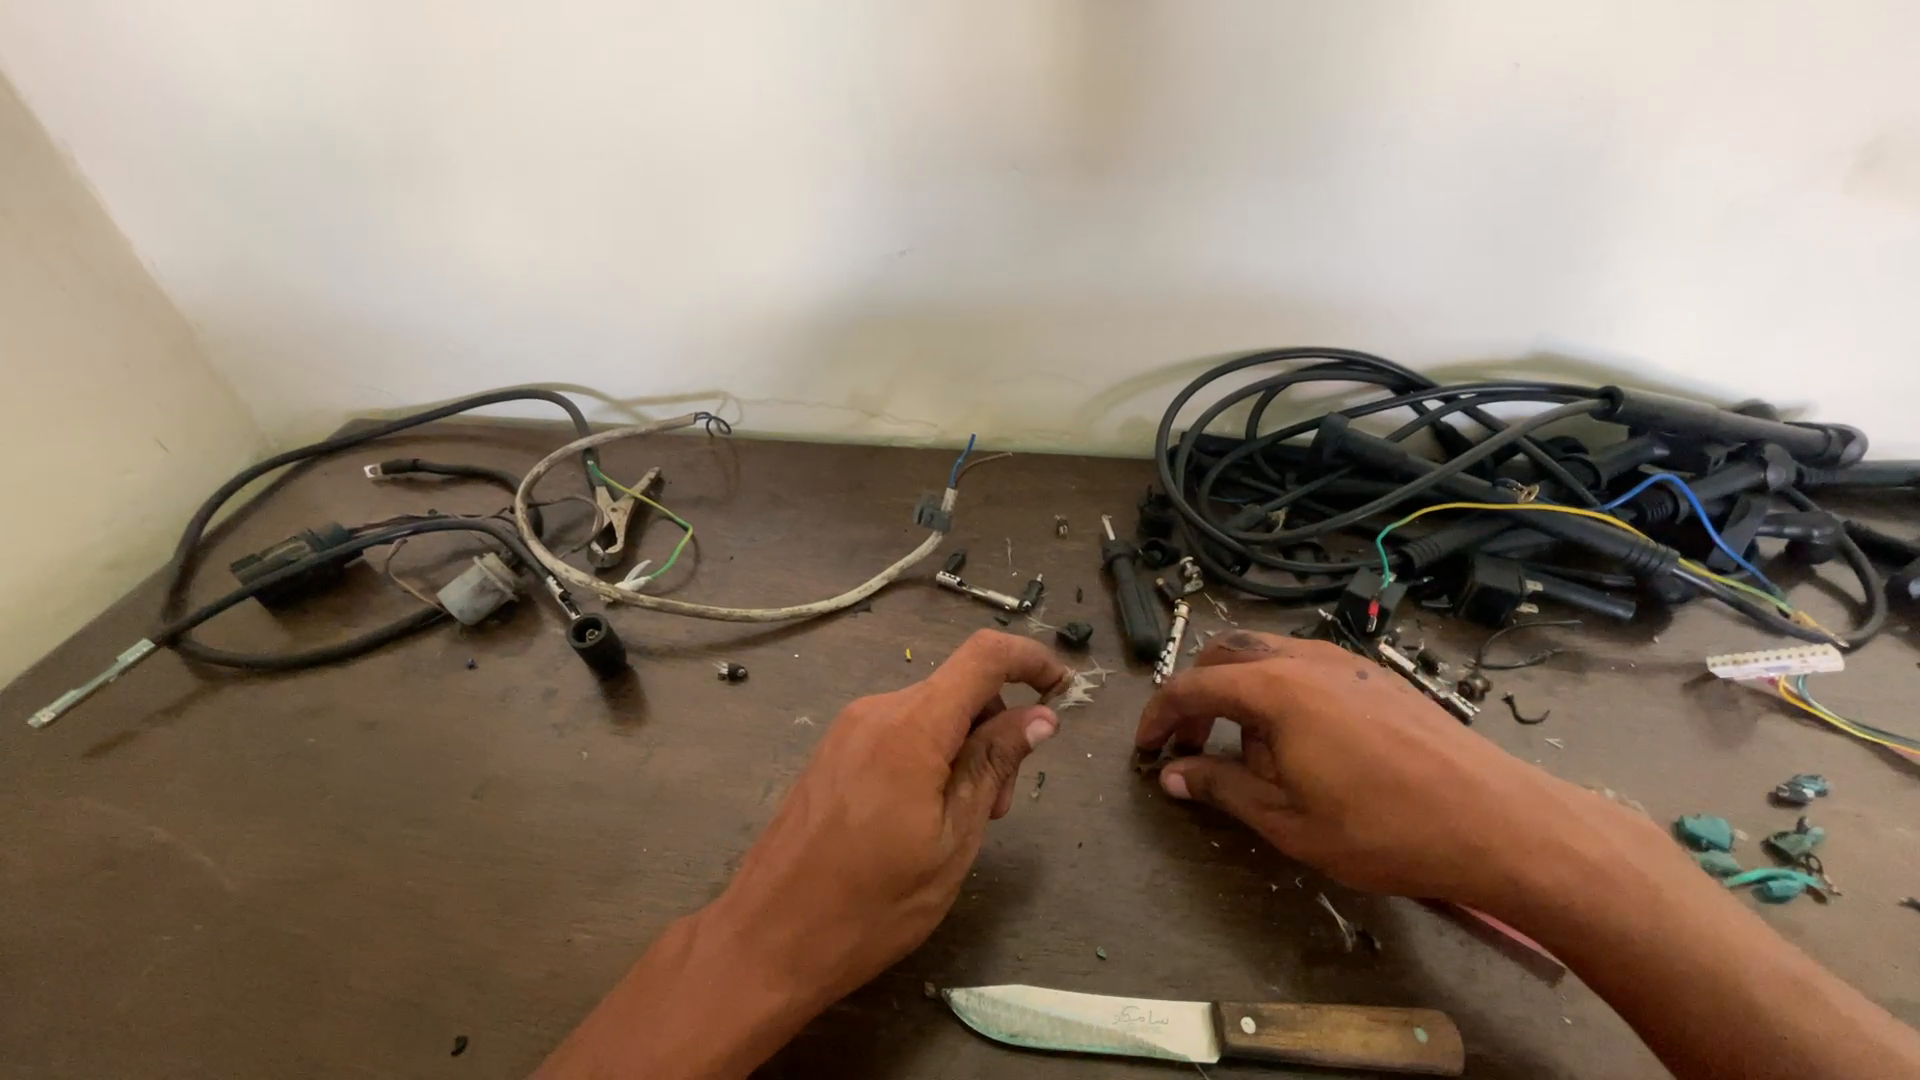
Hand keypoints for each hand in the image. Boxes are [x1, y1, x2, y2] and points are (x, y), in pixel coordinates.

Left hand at [714, 629, 1069, 1008]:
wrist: (765, 940)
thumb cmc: (870, 905)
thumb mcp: (952, 841)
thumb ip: (994, 766)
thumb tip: (1039, 716)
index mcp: (912, 726)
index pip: (984, 656)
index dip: (1031, 659)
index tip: (1062, 690)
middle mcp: (878, 709)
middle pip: (961, 690)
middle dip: (997, 732)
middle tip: (1001, 806)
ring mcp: (850, 727)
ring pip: (932, 713)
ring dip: (964, 750)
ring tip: (959, 823)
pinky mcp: (835, 749)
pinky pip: (901, 731)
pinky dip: (930, 756)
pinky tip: (923, 814)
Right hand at [1136, 630, 1645, 909]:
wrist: (1499, 822)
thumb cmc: (1382, 828)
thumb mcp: (1286, 821)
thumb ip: (1220, 787)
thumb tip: (1170, 774)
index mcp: (1272, 689)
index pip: (1190, 686)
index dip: (1158, 716)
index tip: (1145, 749)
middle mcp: (1303, 659)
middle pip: (1224, 655)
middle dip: (1195, 695)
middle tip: (1189, 744)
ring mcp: (1345, 662)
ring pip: (1266, 654)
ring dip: (1236, 689)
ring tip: (1244, 746)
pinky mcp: (1377, 675)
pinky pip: (1305, 665)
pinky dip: (1276, 689)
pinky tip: (1297, 737)